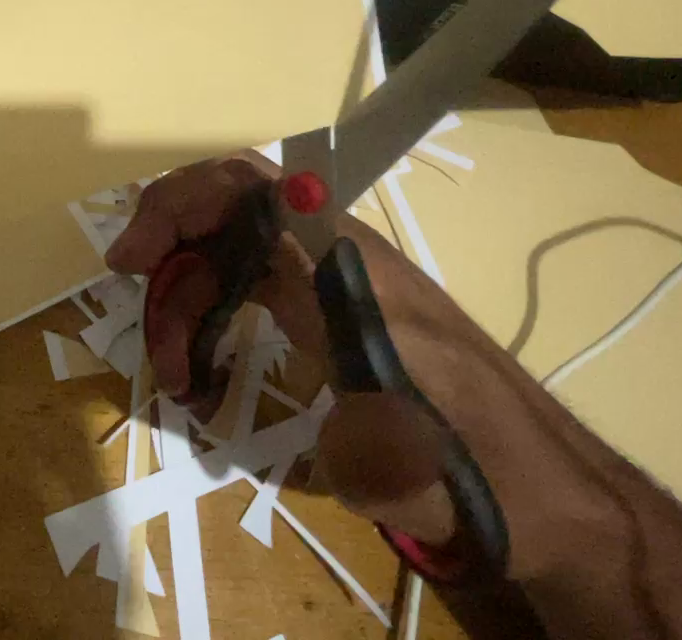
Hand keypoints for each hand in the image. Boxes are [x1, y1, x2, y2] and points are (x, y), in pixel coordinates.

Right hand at [106, 152, 633, 581]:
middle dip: (168, 262)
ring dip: (186, 299)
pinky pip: (249, 278)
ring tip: (178, 375)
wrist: (552, 492)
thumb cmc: (490, 475)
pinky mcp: (329, 306)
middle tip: (150, 338)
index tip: (130, 261)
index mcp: (347, 270)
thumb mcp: (426, 472)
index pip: (249, 190)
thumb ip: (374, 447)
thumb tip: (325, 411)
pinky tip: (201, 357)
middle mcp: (332, 256)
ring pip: (230, 249)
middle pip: (224, 214)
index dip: (177, 205)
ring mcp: (330, 279)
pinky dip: (209, 306)